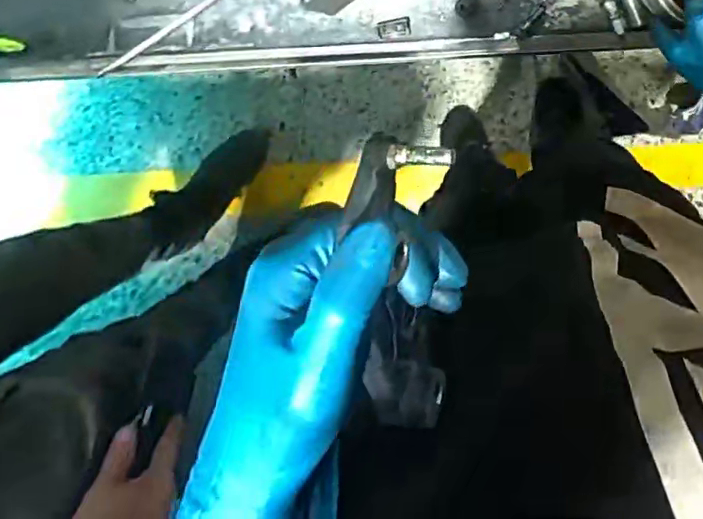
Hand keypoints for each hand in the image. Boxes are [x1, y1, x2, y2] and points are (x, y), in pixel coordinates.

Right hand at [73, 416, 181, 518]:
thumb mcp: (104, 490)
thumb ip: (119, 458)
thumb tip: (131, 428)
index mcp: (162, 479)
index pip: (171, 444)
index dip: (172, 426)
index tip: (177, 412)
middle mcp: (168, 496)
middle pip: (167, 466)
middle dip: (160, 452)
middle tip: (153, 433)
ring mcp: (162, 515)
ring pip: (159, 487)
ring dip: (150, 474)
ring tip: (139, 461)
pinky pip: (152, 502)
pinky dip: (144, 492)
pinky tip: (133, 491)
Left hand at [179, 212, 465, 518]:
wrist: (251, 479)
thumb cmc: (281, 425)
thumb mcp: (318, 365)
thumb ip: (346, 294)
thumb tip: (382, 225)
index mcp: (282, 267)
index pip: (351, 222)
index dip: (397, 240)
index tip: (429, 283)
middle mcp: (290, 262)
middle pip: (361, 230)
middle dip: (412, 248)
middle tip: (450, 286)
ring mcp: (302, 282)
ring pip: (367, 248)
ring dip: (413, 262)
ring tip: (451, 291)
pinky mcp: (315, 304)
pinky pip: (363, 275)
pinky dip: (399, 282)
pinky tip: (428, 301)